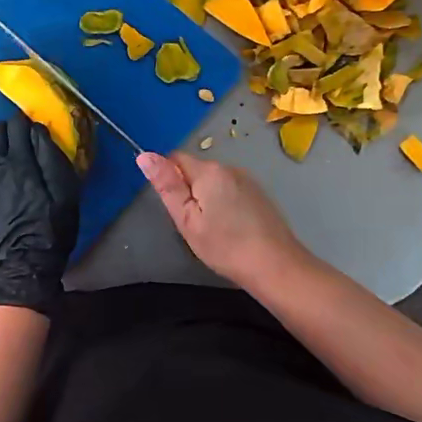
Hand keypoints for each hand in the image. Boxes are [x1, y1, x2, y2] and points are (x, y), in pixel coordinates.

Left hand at [0, 113, 82, 312]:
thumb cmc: (52, 223)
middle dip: (6, 130)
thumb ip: (50, 156)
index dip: (24, 122)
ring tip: (3, 157)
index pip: (15, 124)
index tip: (31, 128)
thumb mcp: (64, 189)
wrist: (26, 256)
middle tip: (18, 142)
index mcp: (20, 161)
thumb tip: (37, 130)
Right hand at [137, 151, 304, 284]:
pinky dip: (224, 205)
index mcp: (209, 171)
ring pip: (213, 183)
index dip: (168, 179)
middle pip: (195, 171)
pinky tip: (231, 229)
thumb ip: (166, 185)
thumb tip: (145, 155)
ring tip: (213, 229)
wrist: (276, 267)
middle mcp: (230, 168)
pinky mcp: (259, 195)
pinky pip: (230, 192)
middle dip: (188, 192)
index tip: (175, 206)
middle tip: (193, 224)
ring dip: (206, 199)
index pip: (175, 158)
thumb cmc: (224, 246)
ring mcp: (248, 181)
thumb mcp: (186, 219)